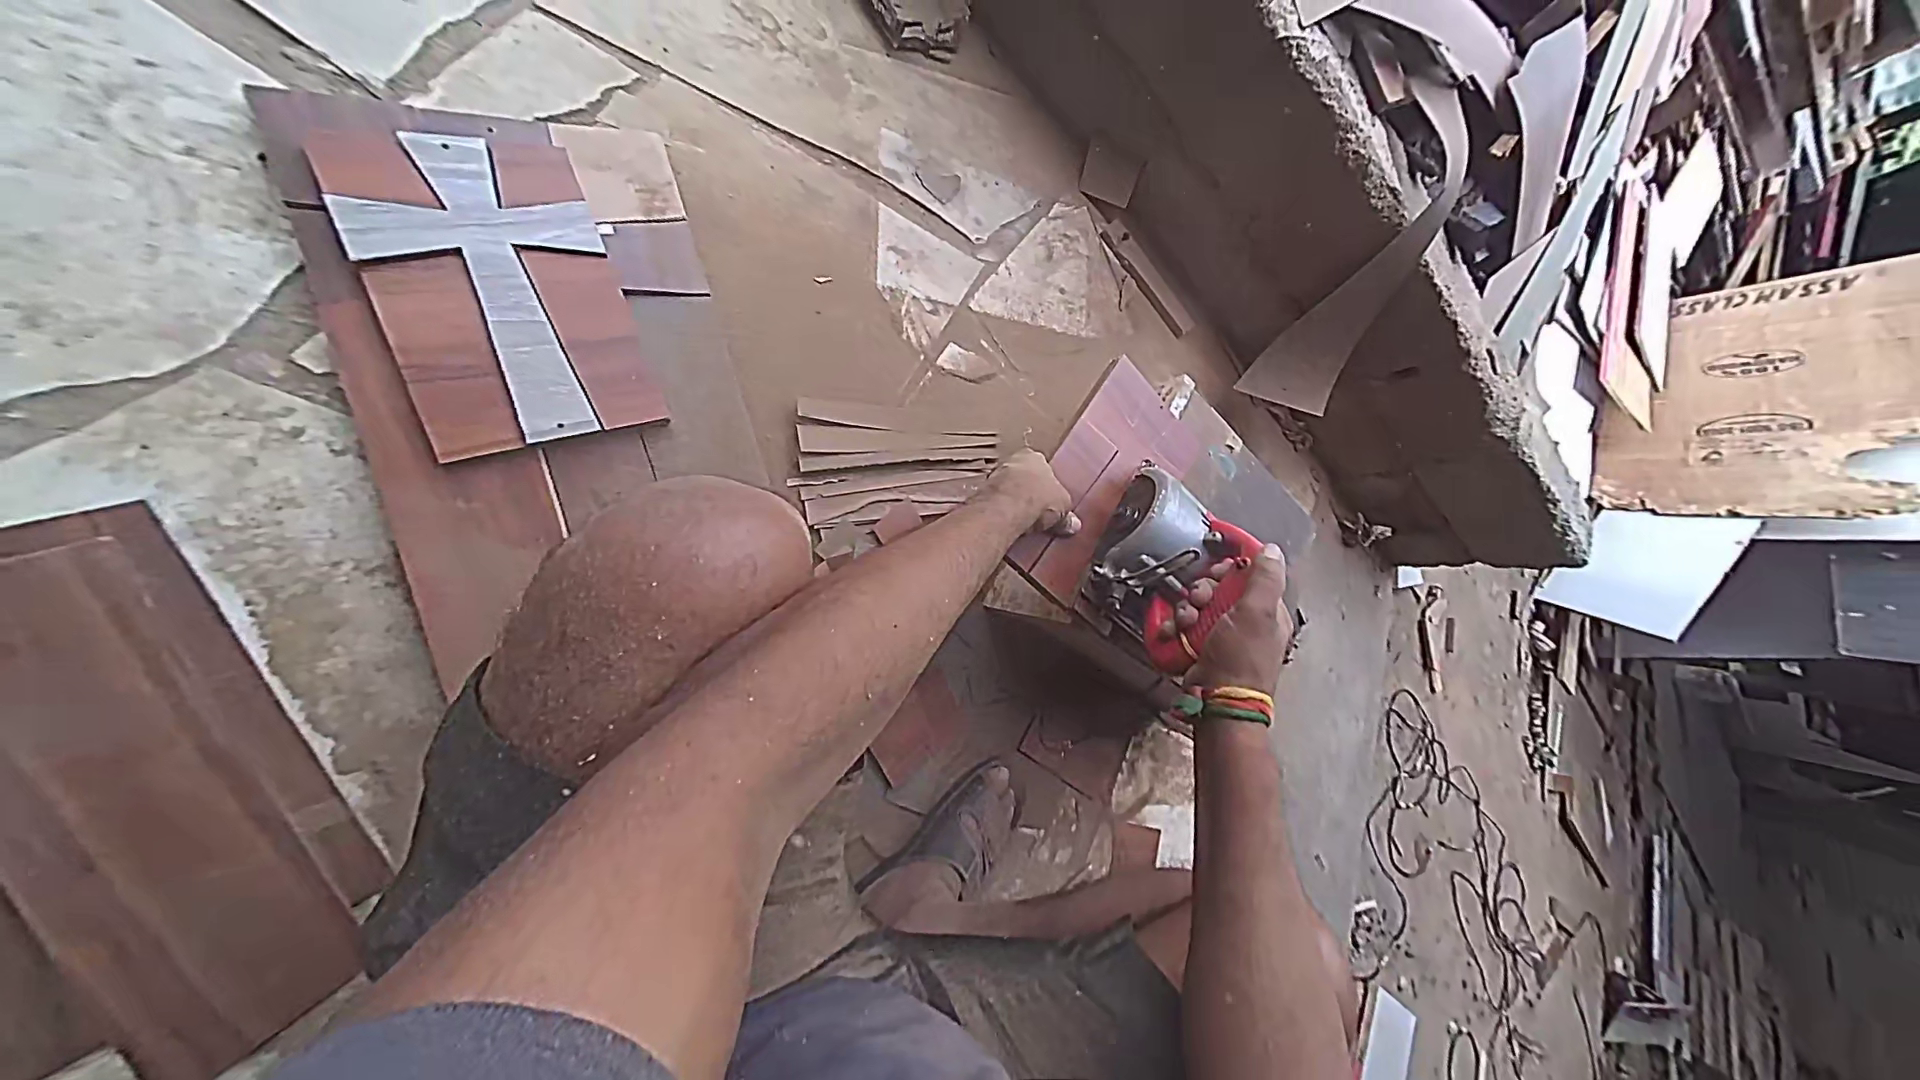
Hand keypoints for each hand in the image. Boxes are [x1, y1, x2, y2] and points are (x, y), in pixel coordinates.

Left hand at [987, 449, 1079, 536]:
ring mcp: (993, 477)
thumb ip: (1067, 515)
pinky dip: (1000, 513)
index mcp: (1034, 457)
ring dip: (1012, 503)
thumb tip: (1072, 524)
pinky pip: (994, 504)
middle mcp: (1011, 461)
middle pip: (1021, 478)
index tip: (1049, 499)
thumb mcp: (1063, 506)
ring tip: (1022, 522)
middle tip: (1036, 512)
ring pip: (1006, 490)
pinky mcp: (981, 495)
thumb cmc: (1037, 497)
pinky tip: (1008, 525)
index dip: (1046, 484)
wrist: (1006, 508)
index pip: (1042, 466)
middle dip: (1027, 493)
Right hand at [1186, 544, 1292, 696]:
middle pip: (1217, 587)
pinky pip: (1183, 625)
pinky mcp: (1200, 646)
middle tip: (1199, 600)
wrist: (1216, 701)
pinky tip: (1177, 633)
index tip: (1217, 571)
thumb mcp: (1257, 614)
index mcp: (1266, 609)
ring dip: (1186, 610)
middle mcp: (1244, 620)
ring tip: (1187, 623)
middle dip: (1202, 591)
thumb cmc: (1242, 660)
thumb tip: (1272, 550)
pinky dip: (1176, 627)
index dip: (1229, 568)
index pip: (1247, 574)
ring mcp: (1221, 634)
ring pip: (1197, 604)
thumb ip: (1265, 579)